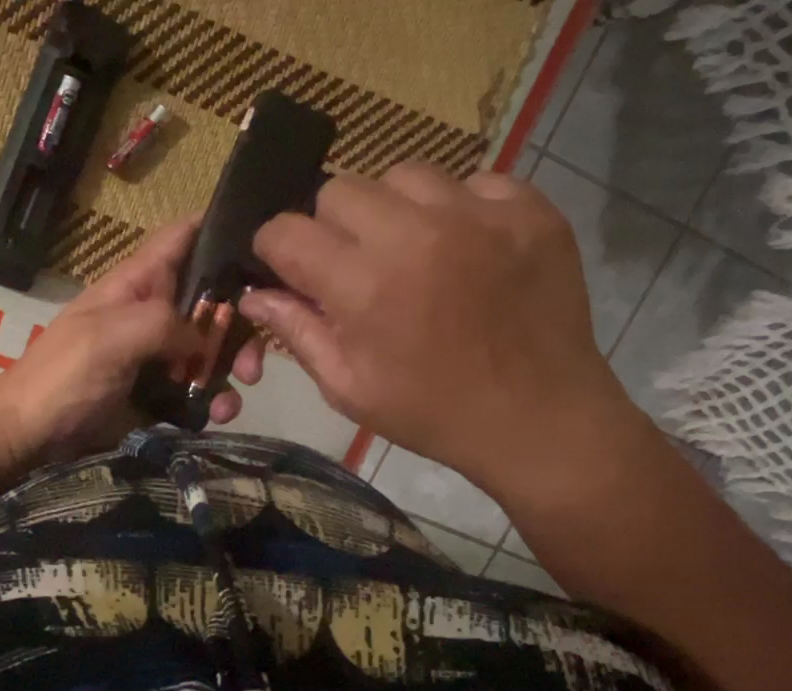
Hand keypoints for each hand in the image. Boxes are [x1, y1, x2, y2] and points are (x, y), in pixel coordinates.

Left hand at [0, 218, 257, 469]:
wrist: (27, 438)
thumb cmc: (61, 377)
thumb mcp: (111, 336)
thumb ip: (165, 323)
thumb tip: (205, 340)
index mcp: (137, 284)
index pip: (183, 237)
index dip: (223, 229)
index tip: (269, 246)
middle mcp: (152, 313)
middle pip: (213, 301)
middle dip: (240, 327)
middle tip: (254, 365)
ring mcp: (154, 356)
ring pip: (211, 350)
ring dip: (231, 371)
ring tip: (233, 401)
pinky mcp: (155, 396)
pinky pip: (196, 391)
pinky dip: (213, 401)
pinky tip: (218, 416)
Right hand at [239, 162, 642, 495]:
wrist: (537, 415)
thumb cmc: (429, 410)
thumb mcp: (347, 386)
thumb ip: (297, 331)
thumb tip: (254, 294)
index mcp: (362, 285)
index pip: (287, 230)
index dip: (274, 248)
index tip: (284, 266)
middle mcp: (414, 233)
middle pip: (339, 189)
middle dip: (329, 225)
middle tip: (348, 264)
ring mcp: (477, 213)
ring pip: (403, 175)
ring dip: (389, 209)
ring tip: (407, 250)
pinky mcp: (528, 207)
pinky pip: (471, 180)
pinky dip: (454, 208)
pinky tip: (461, 249)